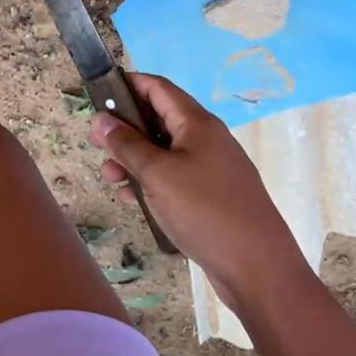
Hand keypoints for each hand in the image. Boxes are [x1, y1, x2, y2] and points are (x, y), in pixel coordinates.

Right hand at [90, 73, 305, 304]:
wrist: (260, 271)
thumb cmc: (205, 212)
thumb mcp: (157, 174)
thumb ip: (126, 144)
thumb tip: (100, 119)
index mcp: (197, 124)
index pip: (157, 87)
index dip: (126, 84)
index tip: (96, 95)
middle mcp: (206, 140)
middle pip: (157, 119)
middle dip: (124, 129)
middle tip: (97, 145)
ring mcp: (210, 169)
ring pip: (161, 151)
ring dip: (132, 159)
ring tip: (111, 179)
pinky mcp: (211, 195)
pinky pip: (173, 176)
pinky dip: (150, 181)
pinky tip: (133, 199)